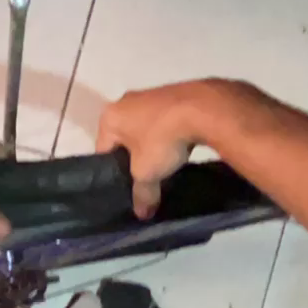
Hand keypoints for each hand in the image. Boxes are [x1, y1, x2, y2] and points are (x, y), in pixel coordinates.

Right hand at [97, 79, 264, 217]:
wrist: (204, 108)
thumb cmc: (162, 139)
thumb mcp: (147, 173)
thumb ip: (142, 194)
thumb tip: (142, 215)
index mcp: (109, 117)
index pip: (103, 152)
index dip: (113, 173)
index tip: (127, 187)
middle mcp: (124, 101)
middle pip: (124, 140)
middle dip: (134, 159)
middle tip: (146, 178)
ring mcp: (150, 94)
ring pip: (145, 129)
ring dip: (153, 145)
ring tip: (166, 164)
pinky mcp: (173, 92)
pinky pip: (164, 120)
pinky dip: (169, 133)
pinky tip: (181, 146)